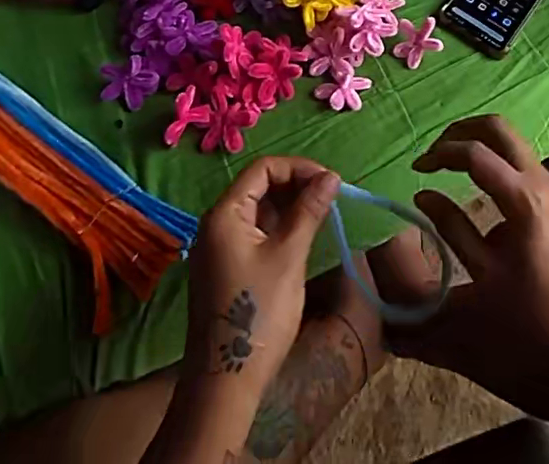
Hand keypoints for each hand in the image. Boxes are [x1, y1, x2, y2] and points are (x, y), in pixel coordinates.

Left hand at [186, 156, 340, 390]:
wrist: (226, 381)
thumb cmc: (258, 312)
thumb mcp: (289, 255)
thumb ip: (309, 210)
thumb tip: (331, 176)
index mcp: (225, 214)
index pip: (263, 169)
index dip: (298, 167)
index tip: (330, 181)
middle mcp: (217, 223)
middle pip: (259, 184)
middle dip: (296, 183)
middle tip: (331, 197)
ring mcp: (220, 246)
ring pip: (259, 208)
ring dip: (291, 204)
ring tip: (323, 213)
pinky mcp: (228, 264)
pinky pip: (256, 230)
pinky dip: (281, 224)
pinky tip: (304, 233)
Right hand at [410, 116, 548, 357]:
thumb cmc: (534, 305)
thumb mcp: (483, 272)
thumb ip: (451, 229)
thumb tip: (423, 195)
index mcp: (522, 198)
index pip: (475, 154)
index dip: (441, 154)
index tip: (418, 168)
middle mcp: (538, 177)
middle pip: (496, 126)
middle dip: (459, 131)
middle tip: (433, 154)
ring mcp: (547, 179)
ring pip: (507, 136)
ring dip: (474, 139)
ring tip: (446, 162)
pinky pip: (514, 153)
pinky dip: (488, 152)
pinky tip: (471, 177)